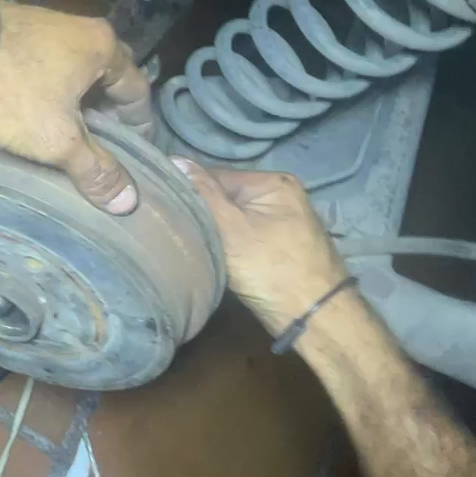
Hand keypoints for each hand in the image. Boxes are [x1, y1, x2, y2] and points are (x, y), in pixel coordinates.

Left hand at [0, 0, 155, 213]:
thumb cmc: (11, 90)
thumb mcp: (58, 139)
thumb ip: (94, 169)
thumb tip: (128, 202)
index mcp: (105, 47)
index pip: (138, 92)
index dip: (140, 129)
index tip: (133, 158)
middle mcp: (80, 30)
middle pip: (105, 82)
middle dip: (105, 118)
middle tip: (98, 153)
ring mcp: (43, 28)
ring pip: (71, 77)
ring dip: (72, 107)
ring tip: (63, 142)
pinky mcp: (11, 36)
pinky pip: (41, 72)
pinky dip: (45, 96)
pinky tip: (30, 119)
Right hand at [171, 160, 351, 334]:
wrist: (312, 316)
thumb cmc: (270, 268)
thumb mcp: (230, 228)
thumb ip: (202, 193)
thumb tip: (174, 160)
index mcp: (271, 182)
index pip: (213, 176)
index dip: (186, 192)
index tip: (162, 210)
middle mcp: (279, 194)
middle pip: (222, 196)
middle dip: (199, 212)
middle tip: (175, 229)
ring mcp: (281, 219)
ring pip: (229, 217)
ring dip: (210, 229)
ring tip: (190, 241)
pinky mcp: (278, 242)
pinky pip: (240, 232)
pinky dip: (224, 241)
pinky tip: (212, 252)